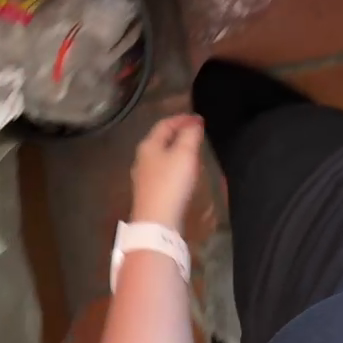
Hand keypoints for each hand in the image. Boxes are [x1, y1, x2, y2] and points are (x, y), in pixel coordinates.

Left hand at [129, 114, 204, 231]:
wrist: (156, 223)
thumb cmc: (170, 184)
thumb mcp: (185, 154)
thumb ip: (190, 135)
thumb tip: (194, 123)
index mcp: (148, 145)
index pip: (165, 124)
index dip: (183, 119)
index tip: (200, 119)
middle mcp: (142, 158)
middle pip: (162, 140)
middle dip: (180, 134)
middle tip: (198, 134)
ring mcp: (143, 177)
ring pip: (162, 157)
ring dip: (178, 151)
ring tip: (195, 152)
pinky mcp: (149, 193)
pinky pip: (163, 172)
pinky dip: (175, 166)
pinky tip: (185, 175)